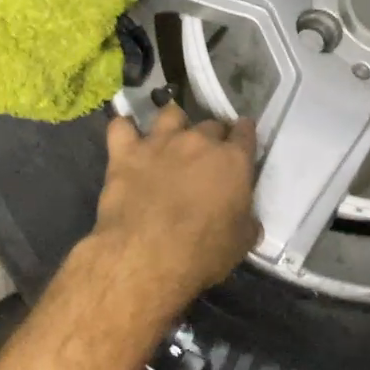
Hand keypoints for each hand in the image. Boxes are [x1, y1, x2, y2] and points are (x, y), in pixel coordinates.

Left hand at [94, 103, 259, 306]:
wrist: (147, 256)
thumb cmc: (202, 252)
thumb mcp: (240, 243)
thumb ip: (247, 223)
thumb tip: (249, 222)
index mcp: (233, 161)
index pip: (245, 132)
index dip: (244, 135)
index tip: (241, 142)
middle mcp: (198, 141)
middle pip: (210, 124)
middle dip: (212, 136)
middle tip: (206, 157)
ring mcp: (159, 143)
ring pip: (170, 114)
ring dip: (174, 124)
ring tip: (170, 140)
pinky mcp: (125, 153)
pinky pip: (121, 127)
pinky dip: (124, 128)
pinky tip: (126, 136)